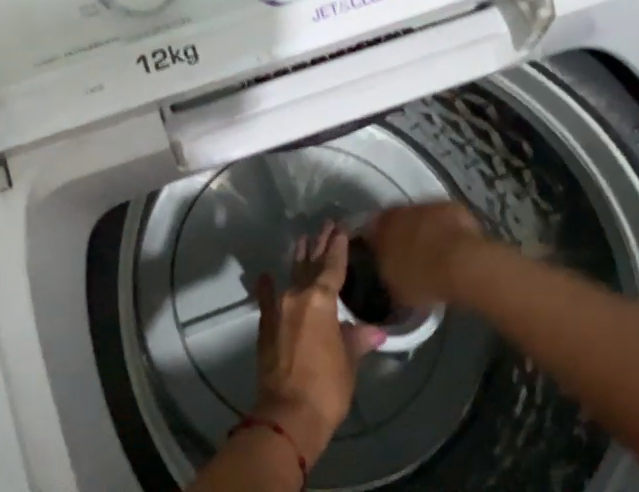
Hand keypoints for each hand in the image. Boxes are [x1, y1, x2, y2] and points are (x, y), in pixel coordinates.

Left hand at [252, 221, 383, 463]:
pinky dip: (268, 286)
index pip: (332, 266)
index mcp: (321, 300)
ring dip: (297, 258)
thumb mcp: (349, 361)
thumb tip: (373, 330)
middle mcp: (297, 296)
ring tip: (302, 239)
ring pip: (291, 276)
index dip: (337, 247)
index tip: (340, 228)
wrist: (289, 413)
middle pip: (310, 265)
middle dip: (318, 245)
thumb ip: (356, 339)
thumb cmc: (327, 386)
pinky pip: (267, 298)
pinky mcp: (266, 324)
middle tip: (324, 225)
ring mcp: (278, 308)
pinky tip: (265, 275)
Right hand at [363, 202, 487, 307]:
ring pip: (422, 217)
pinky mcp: (453, 208)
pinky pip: (447, 219)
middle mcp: (400, 210)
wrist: (461, 266)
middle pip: (397, 220)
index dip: (378, 244)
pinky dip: (449, 229)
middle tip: (412, 256)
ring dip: (426, 230)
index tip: (385, 257)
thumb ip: (388, 274)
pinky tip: (456, 248)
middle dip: (403, 234)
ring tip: (437, 254)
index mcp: (380, 228)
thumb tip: (388, 274)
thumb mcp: (395, 288)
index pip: (371, 231)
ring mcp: (428, 206)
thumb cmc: (422, 279)